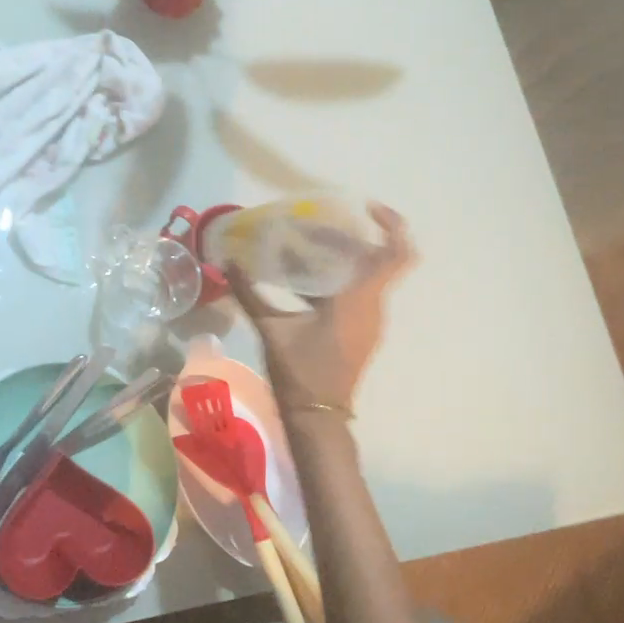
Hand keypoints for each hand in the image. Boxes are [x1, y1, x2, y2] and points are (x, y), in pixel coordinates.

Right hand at [230, 202, 415, 410]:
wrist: (318, 415)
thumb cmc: (300, 370)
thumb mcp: (271, 329)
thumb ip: (251, 293)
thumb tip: (227, 263)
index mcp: (359, 300)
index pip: (396, 253)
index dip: (392, 224)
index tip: (367, 208)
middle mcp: (373, 306)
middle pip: (377, 260)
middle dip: (351, 240)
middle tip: (316, 229)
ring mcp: (371, 322)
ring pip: (368, 278)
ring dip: (344, 260)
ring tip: (307, 251)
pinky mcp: (362, 333)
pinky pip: (359, 295)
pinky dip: (340, 281)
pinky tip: (306, 284)